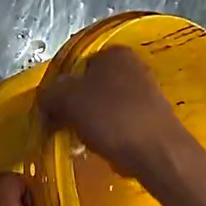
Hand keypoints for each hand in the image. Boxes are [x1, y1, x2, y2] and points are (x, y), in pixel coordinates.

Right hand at [38, 47, 190, 180]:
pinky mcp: (156, 118)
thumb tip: (47, 101)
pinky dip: (115, 137)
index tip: (54, 112)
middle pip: (93, 88)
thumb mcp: (67, 100)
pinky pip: (125, 125)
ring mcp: (149, 93)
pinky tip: (111, 150)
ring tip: (90, 143)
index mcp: (114, 53)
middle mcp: (135, 67)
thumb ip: (50, 95)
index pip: (77, 67)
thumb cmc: (111, 118)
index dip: (61, 90)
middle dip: (79, 109)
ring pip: (108, 108)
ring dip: (96, 125)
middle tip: (69, 129)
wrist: (158, 152)